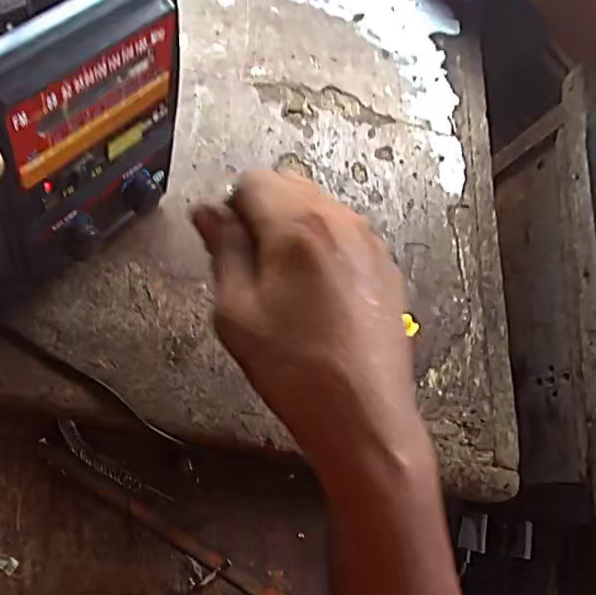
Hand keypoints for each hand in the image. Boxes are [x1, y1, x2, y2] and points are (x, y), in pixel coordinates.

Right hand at [192, 172, 432, 492]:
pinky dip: (323, 250)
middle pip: (289, 187)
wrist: (363, 413)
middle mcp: (341, 221)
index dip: (230, 209)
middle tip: (250, 267)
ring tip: (284, 287)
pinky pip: (344, 236)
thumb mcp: (237, 312)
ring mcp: (370, 243)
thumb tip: (210, 214)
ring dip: (293, 231)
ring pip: (319, 209)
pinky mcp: (385, 267)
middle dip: (262, 215)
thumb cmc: (296, 369)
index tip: (225, 244)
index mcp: (299, 225)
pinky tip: (317, 297)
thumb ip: (223, 250)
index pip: (252, 181)